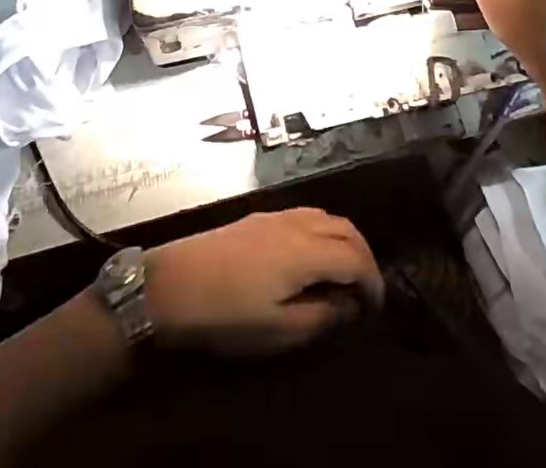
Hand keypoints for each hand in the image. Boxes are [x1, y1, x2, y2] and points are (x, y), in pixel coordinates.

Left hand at [140, 209, 384, 355]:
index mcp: (308, 251)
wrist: (170, 284)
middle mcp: (299, 224)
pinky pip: (306, 215)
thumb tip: (348, 305)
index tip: (375, 307)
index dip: (373, 281)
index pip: (356, 258)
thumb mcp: (277, 330)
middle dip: (364, 256)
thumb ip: (321, 316)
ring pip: (326, 217)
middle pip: (347, 229)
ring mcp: (277, 216)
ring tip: (342, 271)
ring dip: (344, 240)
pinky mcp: (259, 218)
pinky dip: (323, 231)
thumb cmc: (226, 313)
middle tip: (365, 288)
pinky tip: (311, 254)